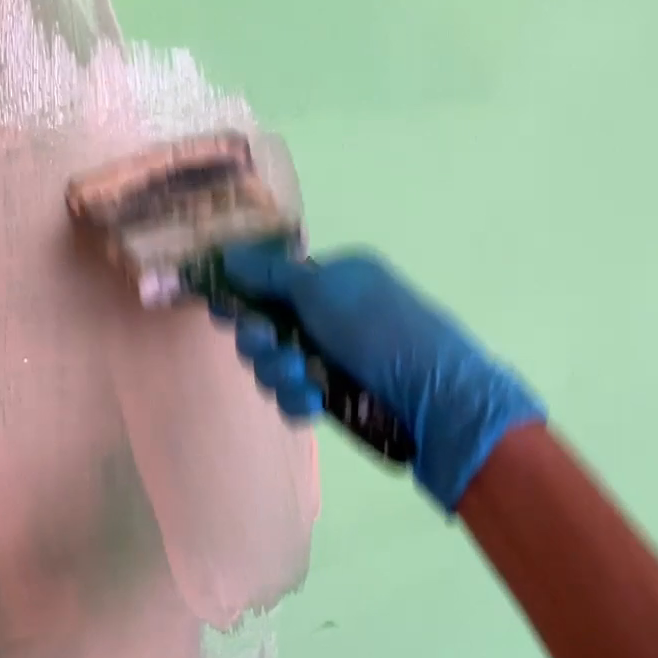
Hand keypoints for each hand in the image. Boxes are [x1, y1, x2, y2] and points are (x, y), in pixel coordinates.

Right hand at [214, 242, 543, 511]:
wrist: (435, 398)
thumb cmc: (379, 329)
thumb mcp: (323, 289)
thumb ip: (270, 274)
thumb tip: (228, 252)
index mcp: (331, 280)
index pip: (270, 282)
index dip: (242, 295)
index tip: (222, 310)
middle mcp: (329, 315)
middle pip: (264, 327)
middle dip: (261, 342)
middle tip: (272, 346)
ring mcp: (331, 358)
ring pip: (274, 365)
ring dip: (279, 374)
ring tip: (303, 382)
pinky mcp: (334, 396)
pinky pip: (293, 395)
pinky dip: (298, 400)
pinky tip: (314, 405)